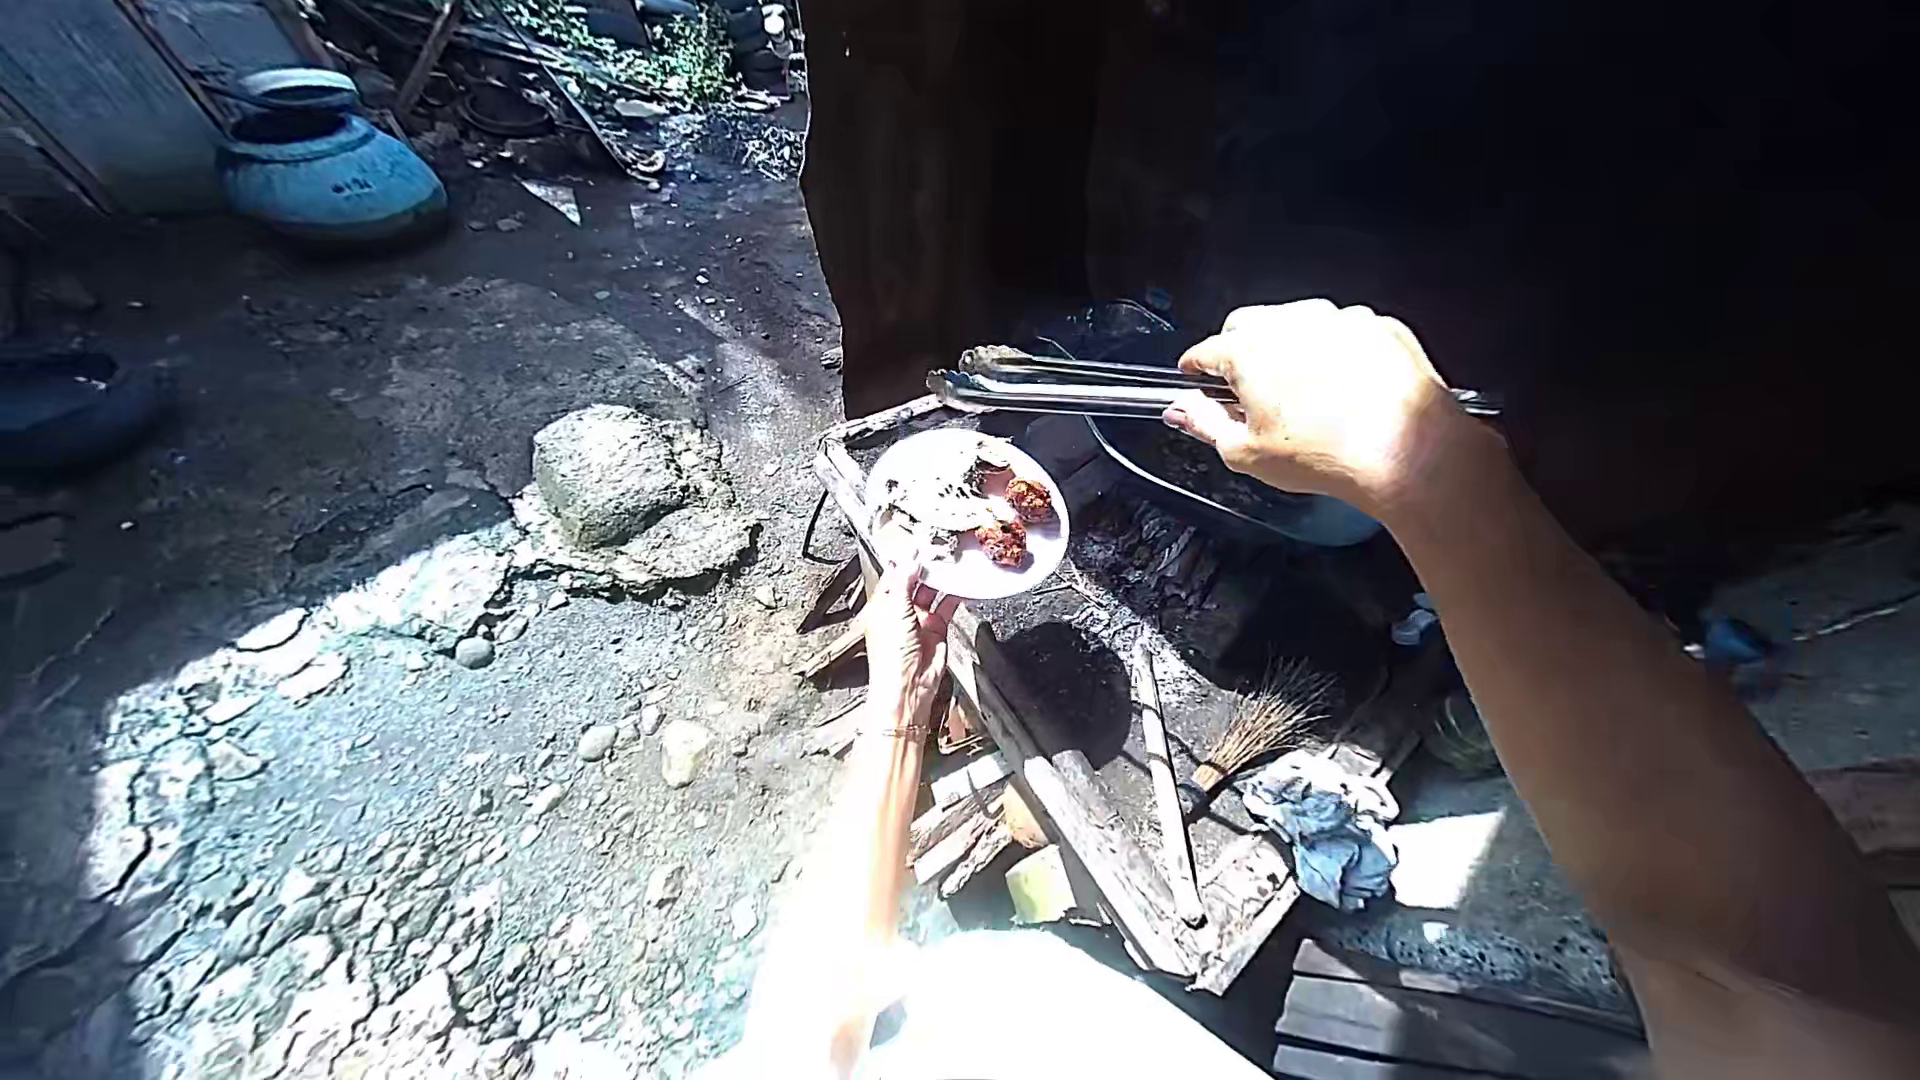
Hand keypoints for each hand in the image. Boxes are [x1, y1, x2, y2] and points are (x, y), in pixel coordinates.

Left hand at [864, 560, 956, 724]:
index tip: (917, 543)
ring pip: (932, 591)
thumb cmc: (891, 655)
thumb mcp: (894, 609)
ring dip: (941, 578)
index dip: (904, 560)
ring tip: (952, 561)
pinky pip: (948, 605)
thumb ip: (904, 582)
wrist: (908, 686)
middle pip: (914, 581)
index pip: (893, 575)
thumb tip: (910, 560)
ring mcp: (919, 619)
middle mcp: (899, 611)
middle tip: (938, 548)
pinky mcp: (937, 628)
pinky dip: (956, 594)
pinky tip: (963, 583)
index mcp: (881, 605)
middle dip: (925, 566)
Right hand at [1162, 299, 1493, 517]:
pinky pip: (1338, 330)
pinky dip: (1326, 351)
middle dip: (1234, 350)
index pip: (1204, 351)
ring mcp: (1338, 319)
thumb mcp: (1243, 451)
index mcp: (1249, 351)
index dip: (1193, 368)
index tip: (1192, 377)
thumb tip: (1181, 410)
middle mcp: (1291, 324)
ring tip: (1292, 392)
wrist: (1405, 451)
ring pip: (1292, 322)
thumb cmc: (1325, 453)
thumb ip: (1203, 423)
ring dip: (1281, 348)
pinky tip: (1332, 388)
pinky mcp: (1377, 326)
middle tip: (1241, 389)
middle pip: (1245, 324)